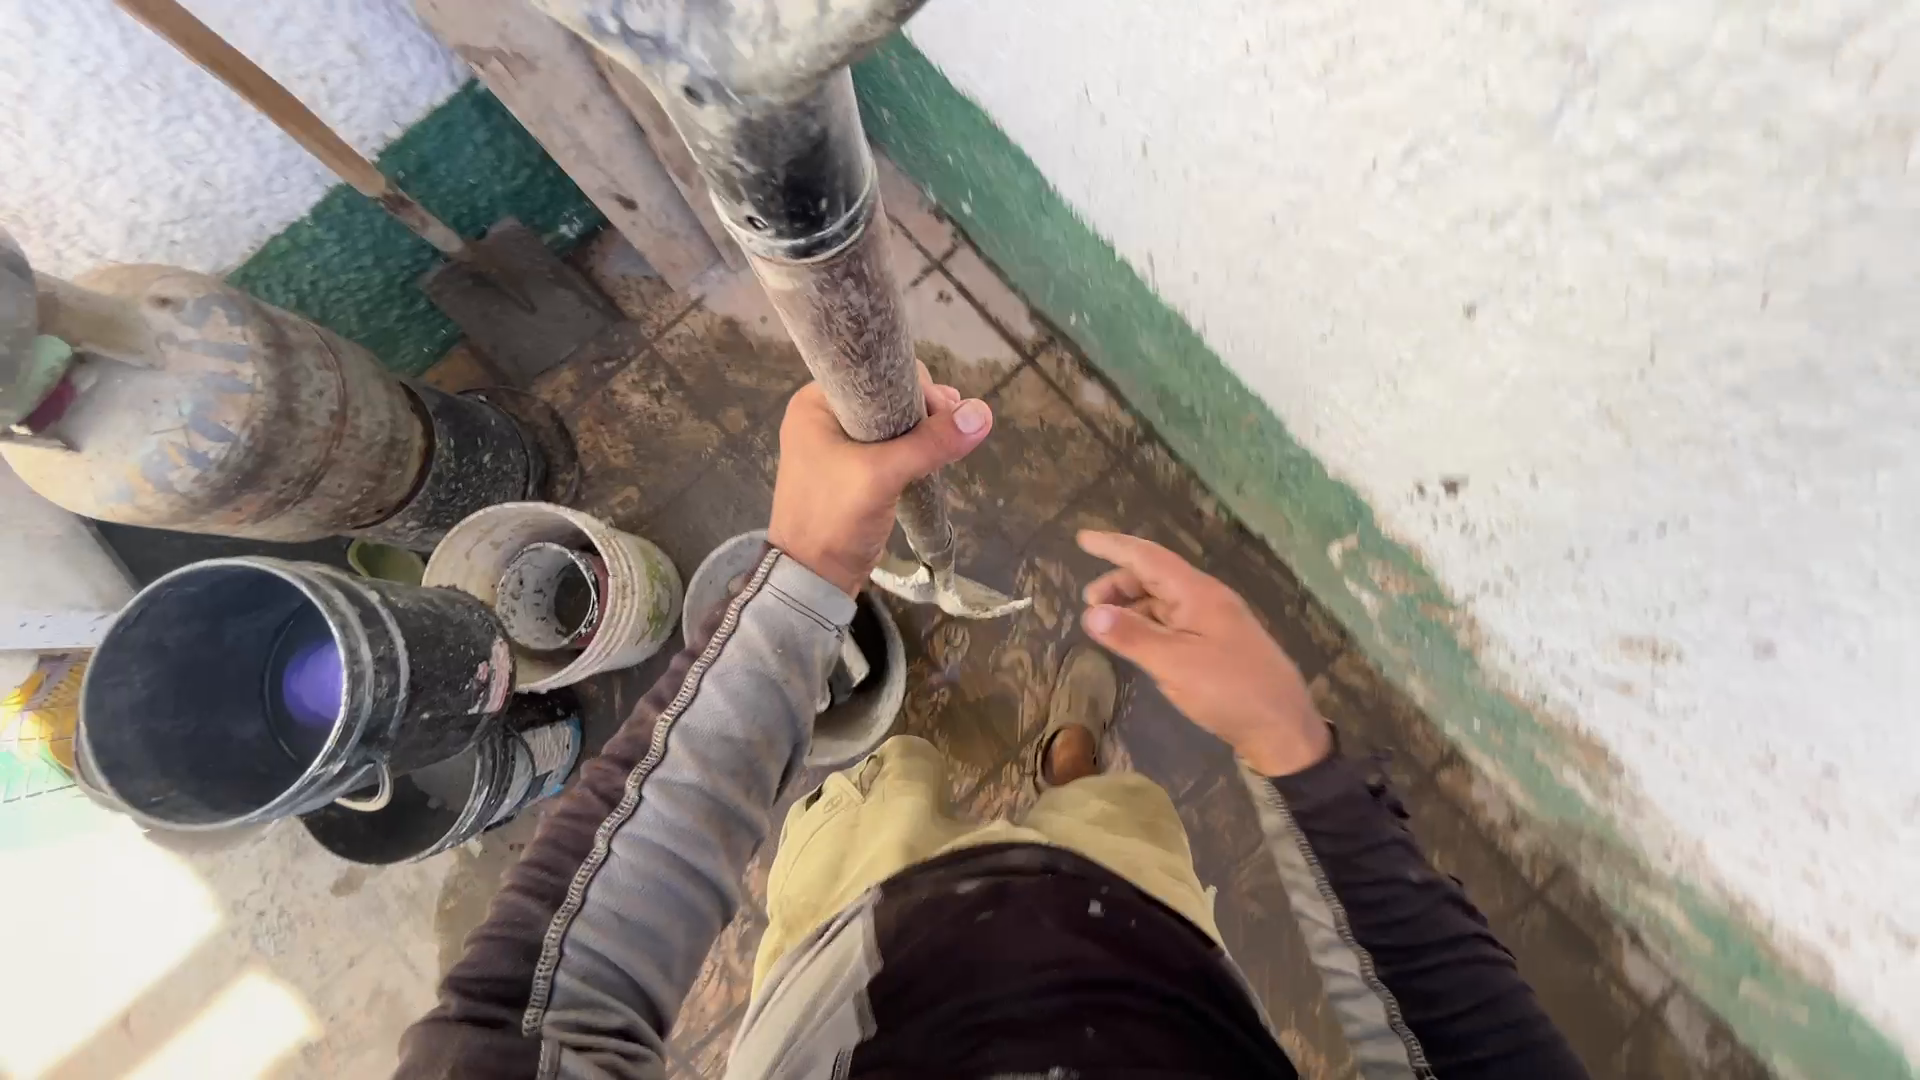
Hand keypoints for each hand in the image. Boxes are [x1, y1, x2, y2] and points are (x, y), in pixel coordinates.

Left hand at [768, 364, 992, 595]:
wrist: (812, 578)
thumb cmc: (833, 518)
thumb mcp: (882, 475)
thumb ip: (930, 443)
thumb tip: (983, 414)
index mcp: (816, 403)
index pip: (874, 372)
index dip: (914, 384)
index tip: (943, 408)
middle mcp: (825, 416)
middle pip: (888, 394)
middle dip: (924, 407)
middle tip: (951, 427)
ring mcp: (839, 444)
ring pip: (893, 421)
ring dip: (923, 429)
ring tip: (951, 440)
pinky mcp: (854, 470)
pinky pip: (891, 446)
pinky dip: (915, 448)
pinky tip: (938, 454)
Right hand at [1077, 530, 1331, 775]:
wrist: (1283, 728)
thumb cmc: (1230, 690)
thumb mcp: (1174, 664)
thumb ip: (1131, 636)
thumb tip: (1090, 612)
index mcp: (1198, 593)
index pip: (1148, 557)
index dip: (1114, 546)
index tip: (1083, 539)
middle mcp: (1206, 599)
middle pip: (1154, 576)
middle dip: (1118, 581)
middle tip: (1088, 601)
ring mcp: (1212, 622)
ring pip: (1162, 600)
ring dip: (1131, 605)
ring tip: (1105, 624)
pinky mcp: (1215, 644)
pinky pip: (1172, 621)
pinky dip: (1147, 623)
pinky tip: (1136, 641)